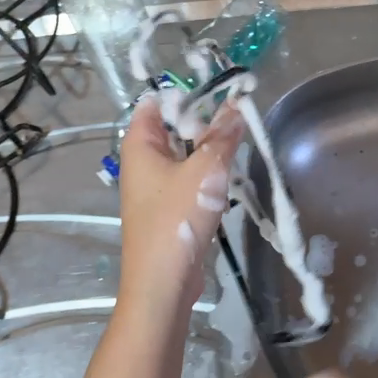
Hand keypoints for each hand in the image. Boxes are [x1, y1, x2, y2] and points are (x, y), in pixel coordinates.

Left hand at [117, 96, 244, 315]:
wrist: (162, 285)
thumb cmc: (176, 218)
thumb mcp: (206, 170)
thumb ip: (223, 135)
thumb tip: (239, 104)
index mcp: (139, 143)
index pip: (156, 101)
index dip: (186, 94)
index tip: (219, 92)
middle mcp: (141, 160)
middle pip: (173, 126)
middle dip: (203, 121)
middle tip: (235, 118)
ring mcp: (153, 186)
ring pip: (183, 153)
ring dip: (208, 149)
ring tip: (235, 144)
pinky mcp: (166, 208)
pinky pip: (187, 177)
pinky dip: (205, 174)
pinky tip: (226, 178)